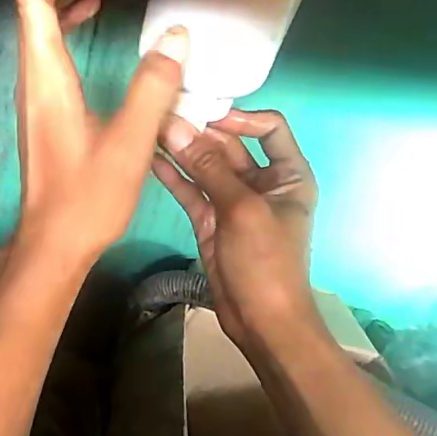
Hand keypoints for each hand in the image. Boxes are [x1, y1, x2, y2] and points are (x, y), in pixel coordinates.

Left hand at [9, 0, 188, 274]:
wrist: (52, 240)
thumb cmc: (87, 195)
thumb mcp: (130, 142)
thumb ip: (154, 87)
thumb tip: (177, 35)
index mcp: (46, 75)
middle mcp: (31, 76)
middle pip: (33, 5)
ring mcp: (33, 92)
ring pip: (40, 28)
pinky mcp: (42, 106)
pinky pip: (49, 50)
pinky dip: (69, 26)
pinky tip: (96, 26)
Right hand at [151, 110, 319, 352]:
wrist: (262, 322)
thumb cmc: (267, 261)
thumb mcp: (242, 209)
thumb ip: (207, 167)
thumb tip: (173, 126)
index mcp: (288, 174)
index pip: (269, 128)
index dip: (240, 117)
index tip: (206, 113)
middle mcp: (261, 181)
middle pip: (229, 144)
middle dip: (199, 129)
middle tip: (163, 112)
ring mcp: (232, 200)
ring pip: (204, 164)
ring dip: (181, 148)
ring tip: (149, 127)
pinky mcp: (208, 217)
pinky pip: (189, 187)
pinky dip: (172, 173)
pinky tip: (148, 157)